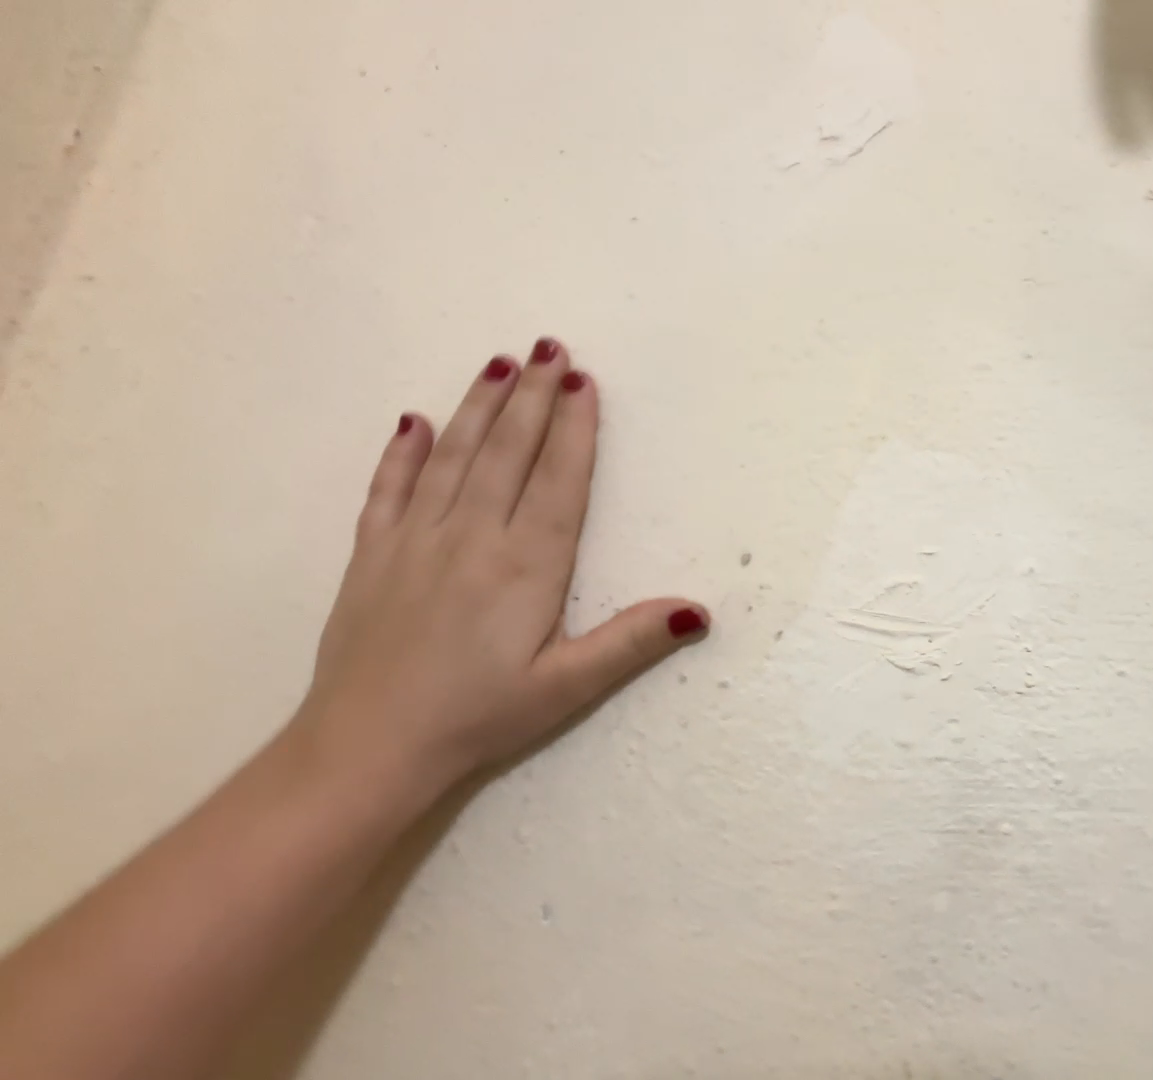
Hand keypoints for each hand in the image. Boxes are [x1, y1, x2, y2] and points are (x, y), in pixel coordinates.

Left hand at [294, 338, 707, 788]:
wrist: (365, 748)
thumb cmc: (478, 718)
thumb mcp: (567, 687)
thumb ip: (630, 642)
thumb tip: (698, 610)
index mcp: (525, 565)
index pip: (557, 480)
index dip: (574, 428)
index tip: (583, 380)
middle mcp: (471, 538)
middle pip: (507, 452)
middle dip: (532, 396)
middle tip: (548, 346)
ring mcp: (415, 542)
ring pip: (453, 457)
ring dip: (479, 406)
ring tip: (499, 363)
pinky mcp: (371, 557)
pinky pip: (388, 491)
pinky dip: (402, 454)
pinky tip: (413, 422)